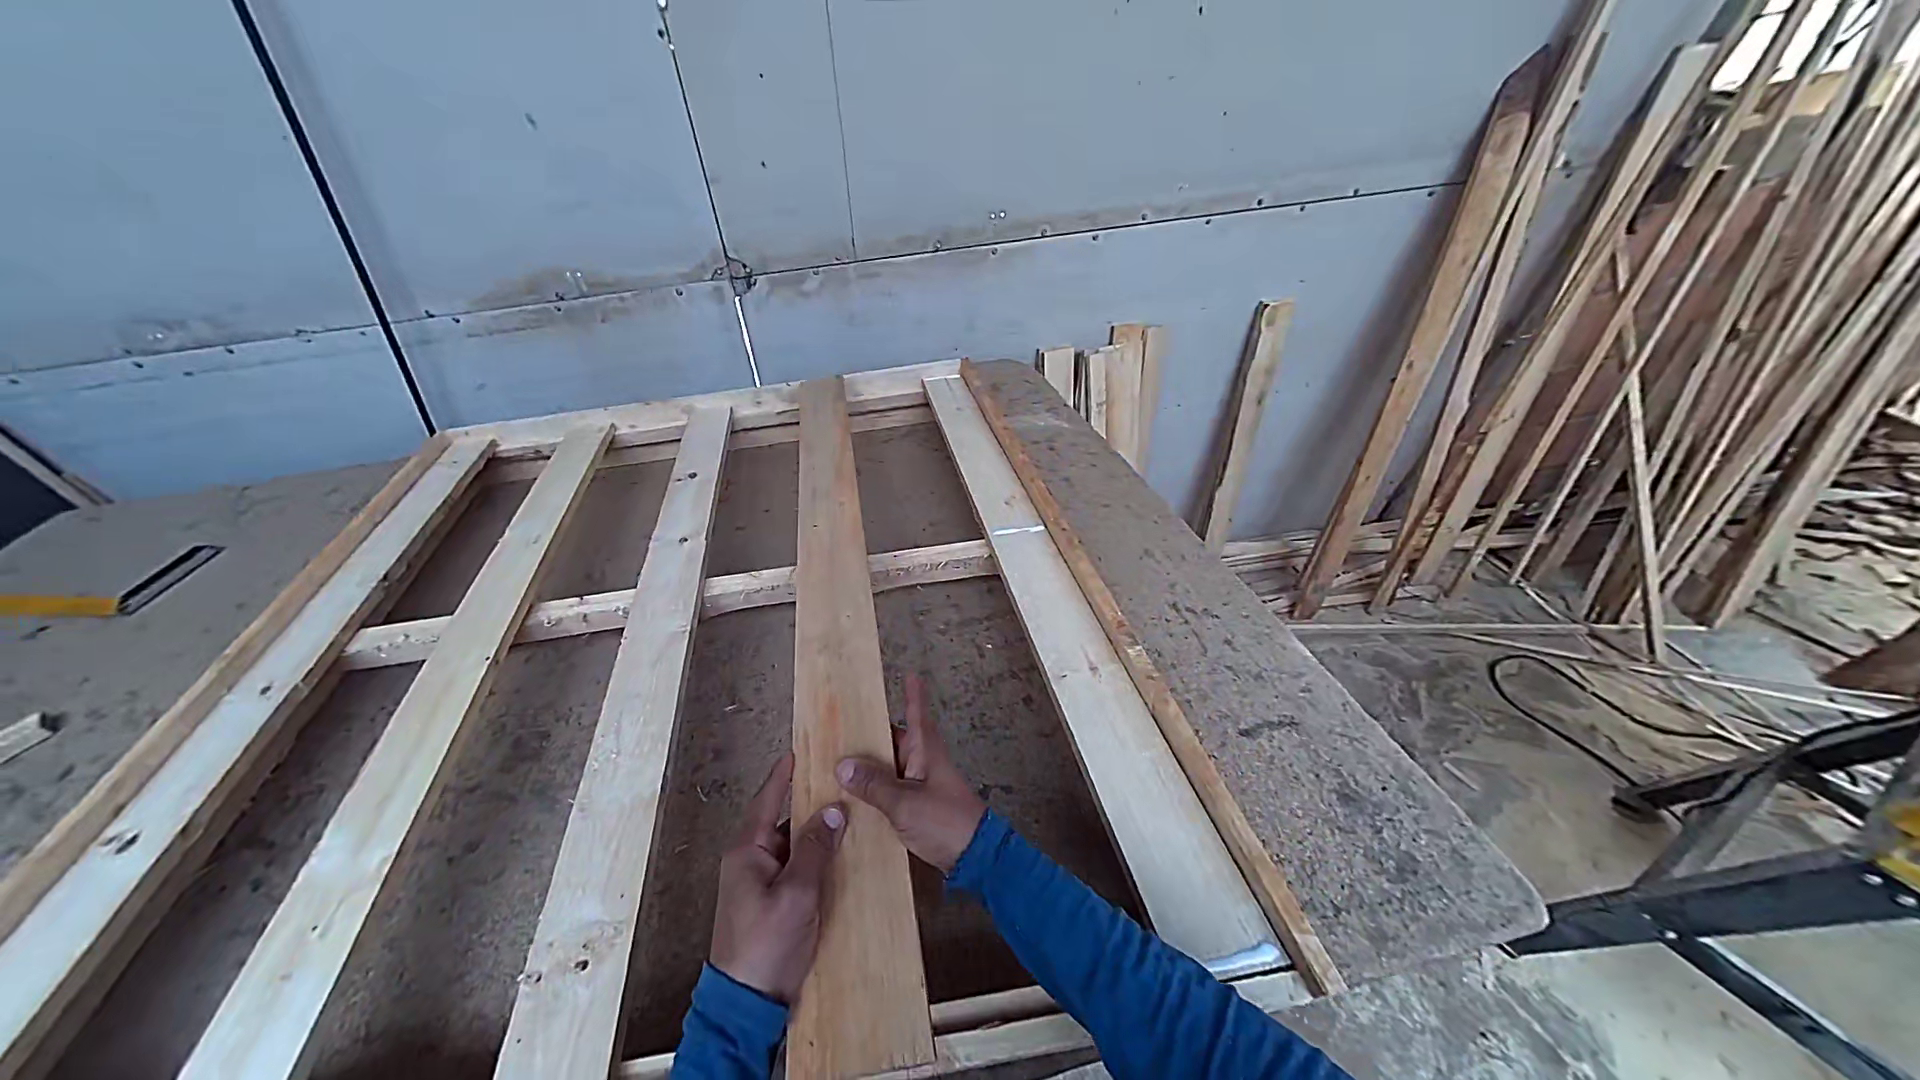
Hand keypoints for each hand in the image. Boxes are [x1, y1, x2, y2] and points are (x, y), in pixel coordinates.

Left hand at [709, 754, 845, 1002]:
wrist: (748, 1005)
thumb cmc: (766, 944)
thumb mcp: (796, 893)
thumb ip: (815, 849)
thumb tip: (833, 810)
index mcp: (746, 851)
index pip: (766, 800)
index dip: (782, 775)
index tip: (797, 751)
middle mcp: (750, 860)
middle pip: (782, 820)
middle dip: (808, 802)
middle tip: (837, 782)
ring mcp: (759, 882)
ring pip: (791, 844)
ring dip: (814, 833)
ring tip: (846, 813)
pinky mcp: (771, 901)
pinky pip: (795, 866)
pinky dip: (814, 856)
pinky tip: (838, 853)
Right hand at [836, 674, 986, 872]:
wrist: (974, 857)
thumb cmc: (945, 821)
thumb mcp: (905, 802)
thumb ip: (874, 785)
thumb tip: (843, 765)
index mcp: (926, 751)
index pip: (918, 714)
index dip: (913, 695)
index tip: (910, 674)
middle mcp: (924, 762)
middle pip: (897, 739)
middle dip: (876, 729)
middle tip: (847, 719)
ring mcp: (921, 784)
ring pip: (892, 764)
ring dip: (872, 761)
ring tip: (839, 755)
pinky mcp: (918, 806)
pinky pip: (892, 787)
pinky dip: (875, 786)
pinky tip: (853, 794)